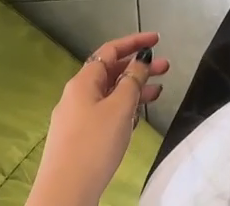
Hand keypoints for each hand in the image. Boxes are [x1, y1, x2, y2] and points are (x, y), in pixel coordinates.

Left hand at [29, 32, 170, 205]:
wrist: (63, 197)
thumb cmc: (93, 145)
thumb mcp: (120, 108)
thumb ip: (133, 80)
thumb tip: (140, 60)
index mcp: (82, 83)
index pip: (110, 51)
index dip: (134, 42)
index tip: (157, 40)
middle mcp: (75, 96)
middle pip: (110, 72)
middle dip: (138, 68)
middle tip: (165, 69)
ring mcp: (75, 119)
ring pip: (109, 94)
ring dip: (133, 91)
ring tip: (157, 94)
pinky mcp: (77, 139)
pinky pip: (104, 113)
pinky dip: (122, 109)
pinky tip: (136, 120)